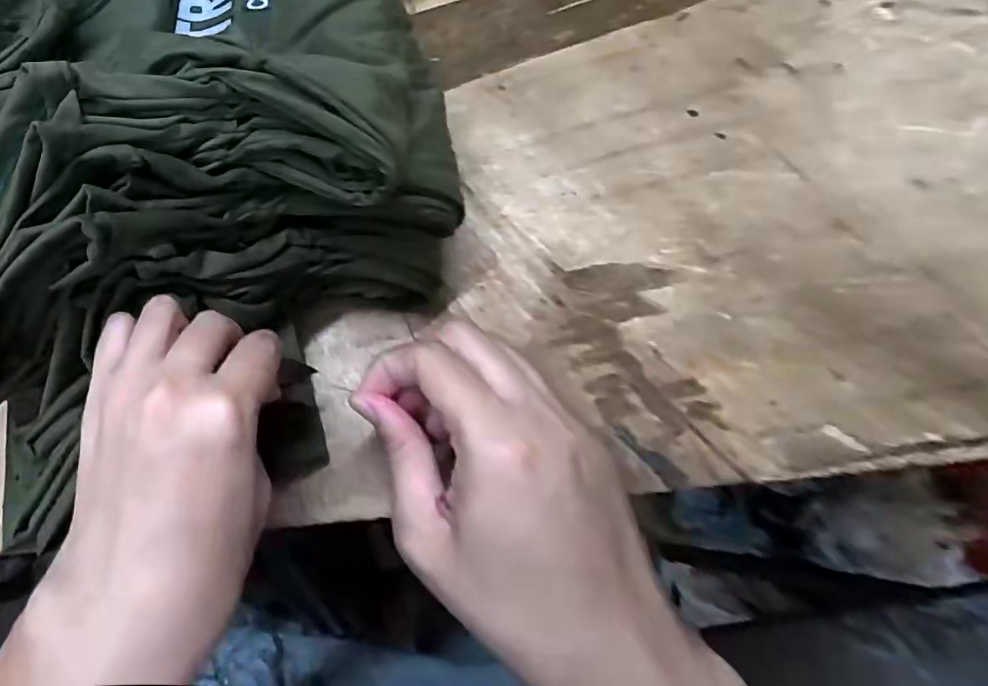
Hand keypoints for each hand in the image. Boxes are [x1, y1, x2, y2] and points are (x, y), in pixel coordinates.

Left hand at [0, 295, 281, 685]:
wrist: (125, 588)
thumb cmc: (207, 560)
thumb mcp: (257, 493)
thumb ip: (253, 428)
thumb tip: (253, 395)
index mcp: (224, 409)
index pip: (261, 348)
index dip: (272, 362)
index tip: (270, 378)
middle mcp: (174, 380)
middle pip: (213, 322)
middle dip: (232, 343)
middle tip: (231, 373)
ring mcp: (129, 379)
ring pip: (162, 310)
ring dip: (183, 329)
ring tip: (186, 360)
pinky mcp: (98, 387)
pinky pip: (117, 329)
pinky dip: (137, 336)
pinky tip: (146, 364)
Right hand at [352, 315, 742, 685]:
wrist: (618, 655)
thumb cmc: (509, 604)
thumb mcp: (426, 539)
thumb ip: (399, 455)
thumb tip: (373, 402)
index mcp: (500, 441)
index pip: (429, 356)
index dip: (385, 368)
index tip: (368, 406)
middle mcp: (543, 415)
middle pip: (464, 333)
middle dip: (416, 356)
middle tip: (400, 406)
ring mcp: (575, 421)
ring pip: (497, 348)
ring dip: (452, 367)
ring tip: (435, 421)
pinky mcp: (590, 435)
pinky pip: (525, 377)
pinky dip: (485, 383)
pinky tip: (475, 434)